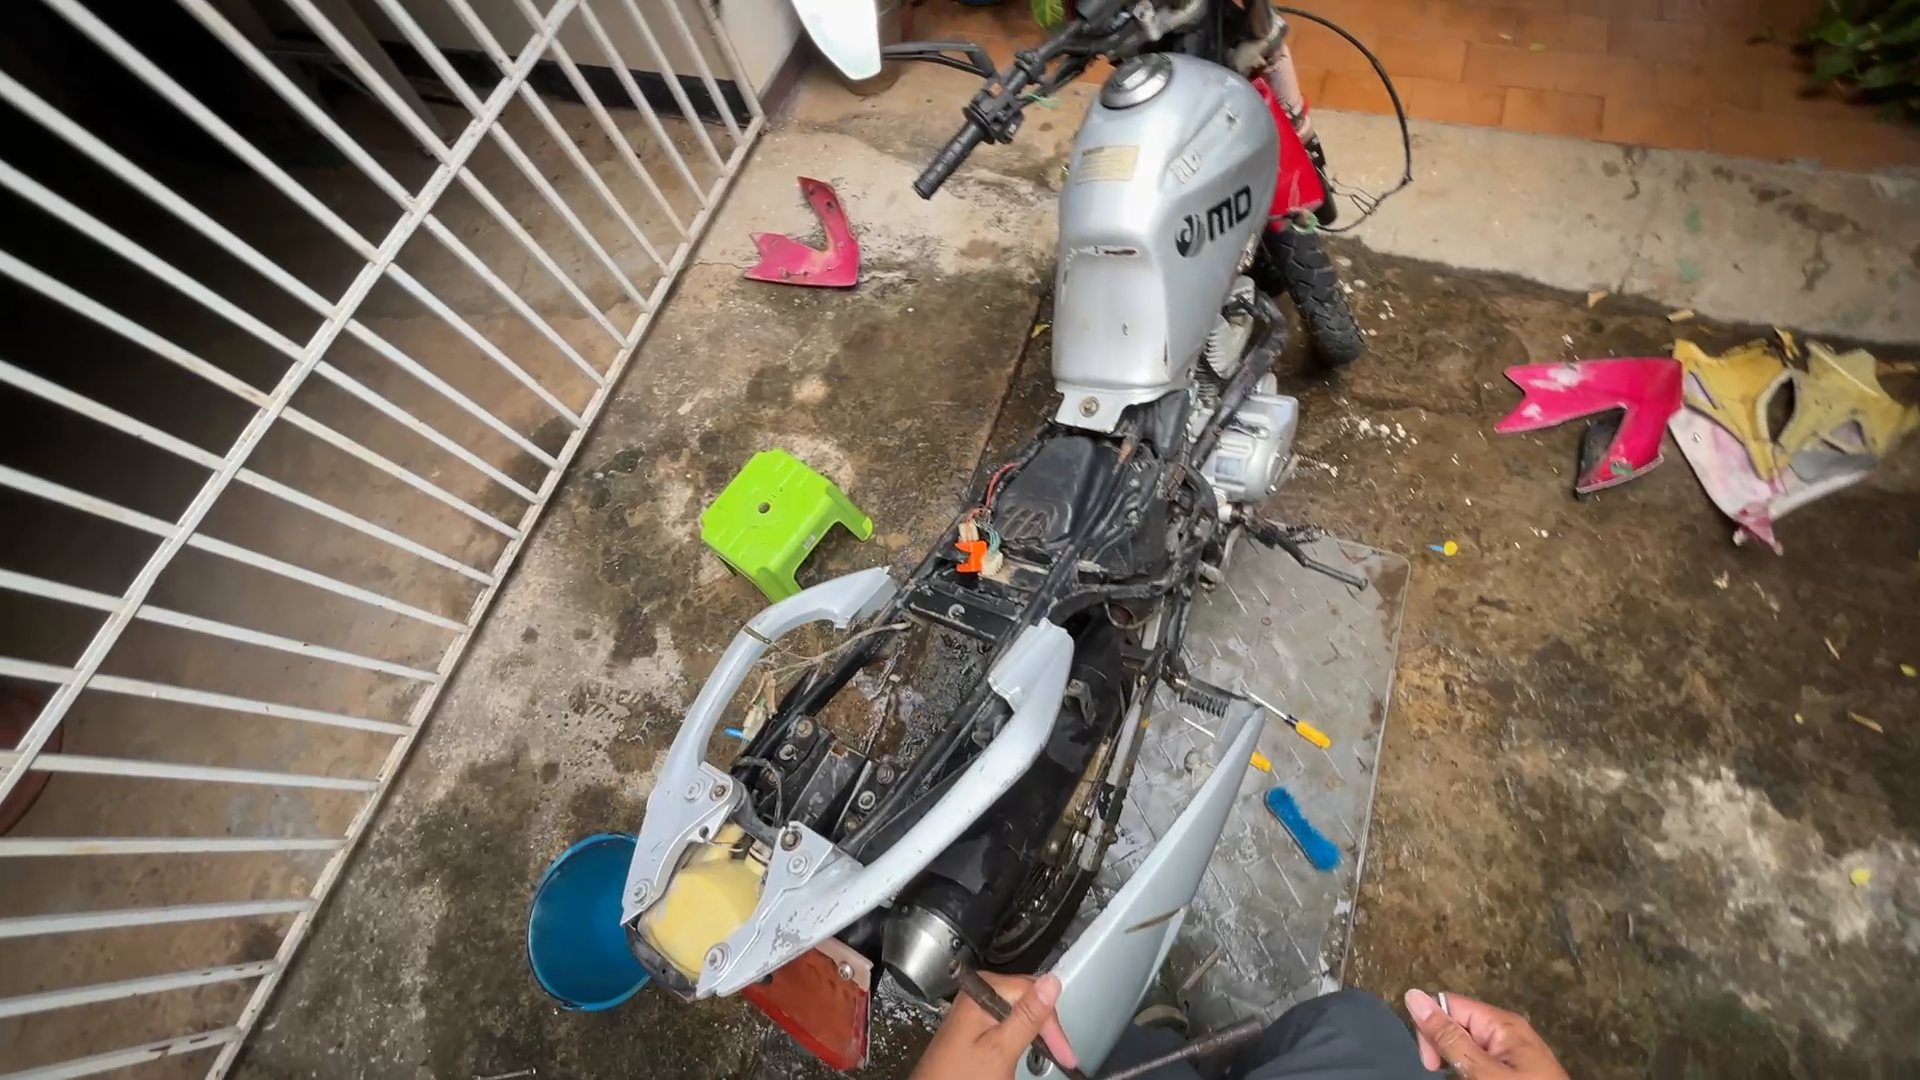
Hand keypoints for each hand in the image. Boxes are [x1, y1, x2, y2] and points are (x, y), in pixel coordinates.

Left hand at [910, 972, 1077, 1079]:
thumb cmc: (960, 1078)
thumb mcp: (1001, 1049)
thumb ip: (1027, 1016)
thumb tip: (1052, 981)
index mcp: (984, 990)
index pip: (1032, 991)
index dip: (1052, 1023)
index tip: (1065, 1051)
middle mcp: (978, 993)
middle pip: (1026, 1000)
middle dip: (1045, 1028)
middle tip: (1060, 1055)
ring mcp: (975, 1009)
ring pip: (1018, 1012)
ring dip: (1034, 1033)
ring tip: (1047, 1053)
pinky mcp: (974, 1026)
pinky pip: (1005, 1022)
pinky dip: (1019, 1037)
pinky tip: (1023, 1050)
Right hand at [1403, 989, 1568, 1079]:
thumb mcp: (1483, 1072)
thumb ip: (1449, 1036)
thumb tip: (1411, 994)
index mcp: (1502, 1022)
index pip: (1447, 1004)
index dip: (1431, 1029)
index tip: (1432, 1063)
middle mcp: (1509, 1030)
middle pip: (1457, 1023)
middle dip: (1445, 1047)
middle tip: (1446, 1075)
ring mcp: (1517, 1052)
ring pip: (1469, 1044)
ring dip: (1460, 1061)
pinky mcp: (1521, 1070)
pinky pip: (1485, 1059)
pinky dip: (1476, 1071)